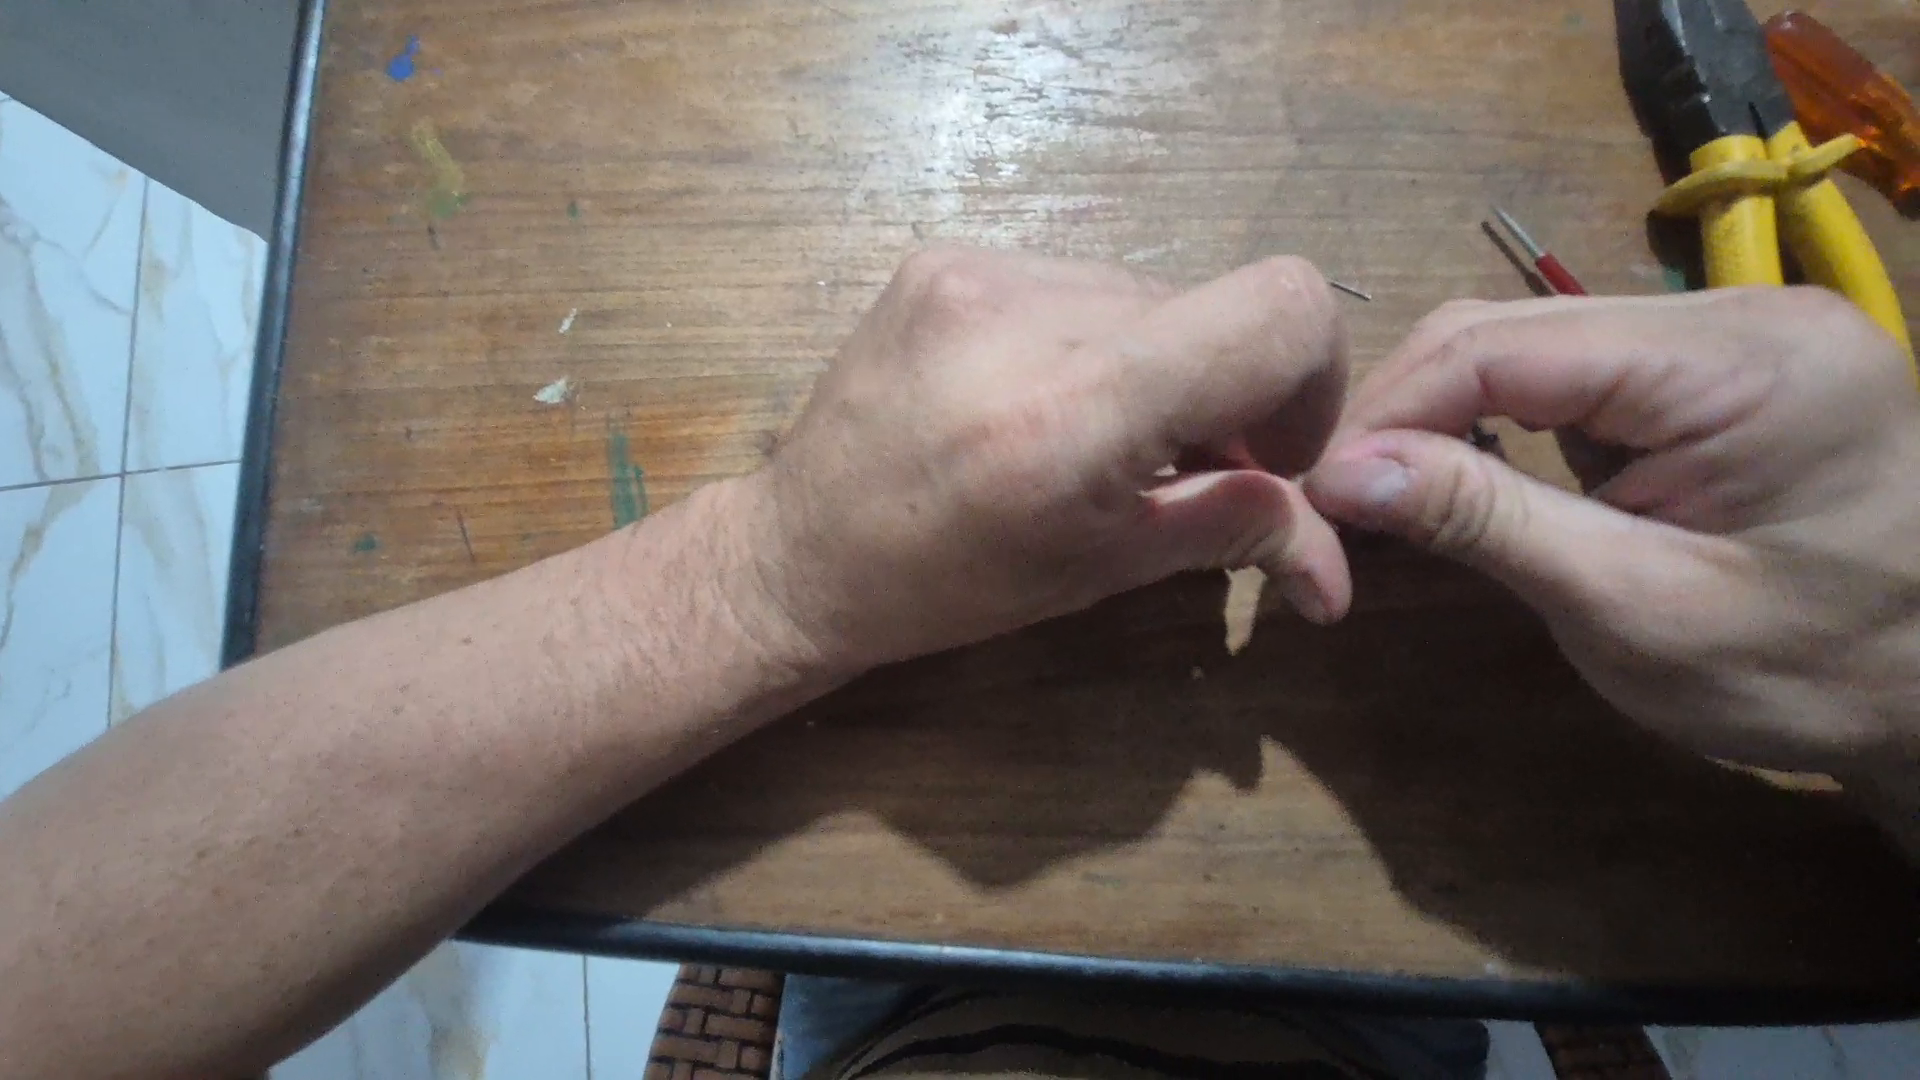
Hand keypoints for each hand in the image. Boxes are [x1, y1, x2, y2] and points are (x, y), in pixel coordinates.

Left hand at [735, 246, 1351, 674]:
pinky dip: (1091, 340)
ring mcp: (977, 269)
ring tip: (1101, 436)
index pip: (1282, 309)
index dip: (1311, 380)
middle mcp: (1030, 312)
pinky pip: (1071, 282)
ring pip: (1144, 294)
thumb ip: (1231, 530)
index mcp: (1079, 409)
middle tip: (1186, 464)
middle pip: (1214, 306)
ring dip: (1154, 366)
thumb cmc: (949, 587)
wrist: (802, 553)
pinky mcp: (941, 258)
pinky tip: (1041, 397)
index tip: (1266, 452)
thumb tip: (1334, 552)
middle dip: (1224, 390)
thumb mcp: (1100, 570)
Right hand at [1304, 287, 1919, 837]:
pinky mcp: (1684, 376)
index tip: (1318, 492)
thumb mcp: (1628, 605)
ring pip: (1505, 345)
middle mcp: (1721, 317)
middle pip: (1493, 330)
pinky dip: (1470, 423)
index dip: (1386, 414)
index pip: (1497, 349)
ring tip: (1380, 490)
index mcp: (1735, 362)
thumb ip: (1481, 521)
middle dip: (1395, 413)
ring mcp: (1705, 340)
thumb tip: (1337, 476)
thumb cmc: (1807, 671)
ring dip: (1424, 417)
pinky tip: (1448, 474)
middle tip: (1338, 499)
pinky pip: (1539, 376)